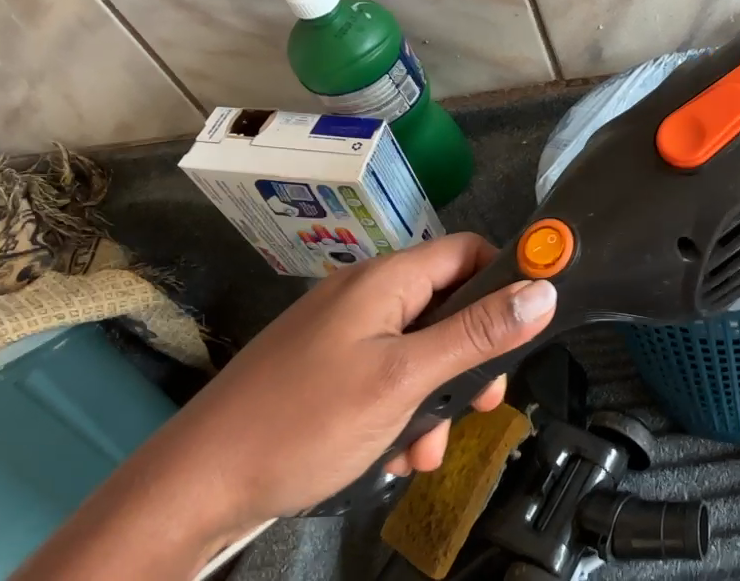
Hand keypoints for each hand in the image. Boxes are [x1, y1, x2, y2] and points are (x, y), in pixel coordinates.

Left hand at [16, 234, 555, 578]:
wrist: (193, 487)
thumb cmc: (306, 422)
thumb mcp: (405, 380)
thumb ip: (478, 333)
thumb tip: (546, 288)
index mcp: (387, 279)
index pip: (469, 252)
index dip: (506, 281)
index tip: (525, 332)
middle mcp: (366, 295)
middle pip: (448, 306)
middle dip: (470, 359)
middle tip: (478, 407)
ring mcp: (341, 333)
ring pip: (418, 351)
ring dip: (434, 399)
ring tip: (422, 452)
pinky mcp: (323, 370)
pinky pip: (384, 375)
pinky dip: (399, 410)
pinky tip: (390, 457)